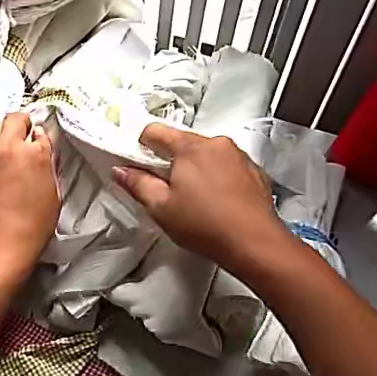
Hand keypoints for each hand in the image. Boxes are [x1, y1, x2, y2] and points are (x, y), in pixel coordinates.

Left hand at [0, 112, 58, 276]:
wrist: (0, 243)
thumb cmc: (32, 224)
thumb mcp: (54, 193)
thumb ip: (47, 166)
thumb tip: (42, 153)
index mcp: (33, 152)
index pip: (40, 132)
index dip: (42, 137)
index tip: (42, 143)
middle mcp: (7, 148)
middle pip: (13, 119)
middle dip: (21, 122)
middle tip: (27, 133)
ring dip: (3, 132)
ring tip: (10, 146)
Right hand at [112, 123, 292, 273]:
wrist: (256, 244)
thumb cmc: (206, 225)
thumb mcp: (161, 207)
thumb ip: (137, 183)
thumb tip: (120, 170)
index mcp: (191, 147)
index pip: (156, 131)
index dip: (140, 145)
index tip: (136, 164)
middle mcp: (217, 143)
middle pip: (183, 143)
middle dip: (170, 162)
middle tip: (165, 191)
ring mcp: (239, 156)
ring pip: (207, 155)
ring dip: (196, 170)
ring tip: (193, 201)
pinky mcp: (255, 172)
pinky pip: (227, 167)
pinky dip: (217, 179)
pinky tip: (216, 203)